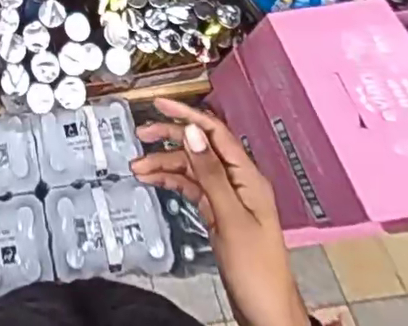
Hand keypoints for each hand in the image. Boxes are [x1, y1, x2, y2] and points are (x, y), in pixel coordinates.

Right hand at [131, 98, 309, 325]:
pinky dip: (170, 181)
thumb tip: (194, 133)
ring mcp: (226, 197)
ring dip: (164, 164)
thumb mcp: (231, 218)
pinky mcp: (217, 211)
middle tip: (142, 134)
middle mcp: (237, 182)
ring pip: (190, 168)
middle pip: (199, 147)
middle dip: (169, 138)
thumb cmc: (258, 272)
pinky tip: (153, 180)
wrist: (267, 314)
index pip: (214, 132)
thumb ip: (211, 173)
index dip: (187, 114)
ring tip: (140, 167)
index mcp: (247, 177)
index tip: (161, 103)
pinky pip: (189, 186)